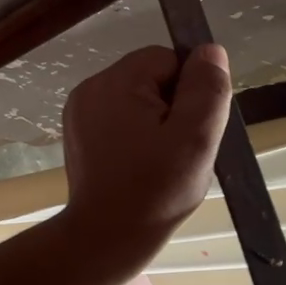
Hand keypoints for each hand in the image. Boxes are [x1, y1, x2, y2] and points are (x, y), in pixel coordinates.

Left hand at [58, 45, 232, 271]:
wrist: (106, 234)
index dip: (187, 89)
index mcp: (115, 82)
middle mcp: (90, 87)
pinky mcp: (76, 130)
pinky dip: (133, 134)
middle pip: (147, 76)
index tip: (189, 126)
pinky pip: (115, 116)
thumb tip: (209, 50)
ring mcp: (79, 109)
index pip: (165, 58)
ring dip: (153, 121)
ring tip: (159, 160)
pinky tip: (138, 164)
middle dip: (170, 105)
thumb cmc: (155, 189)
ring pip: (133, 98)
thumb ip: (205, 90)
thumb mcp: (195, 138)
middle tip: (177, 149)